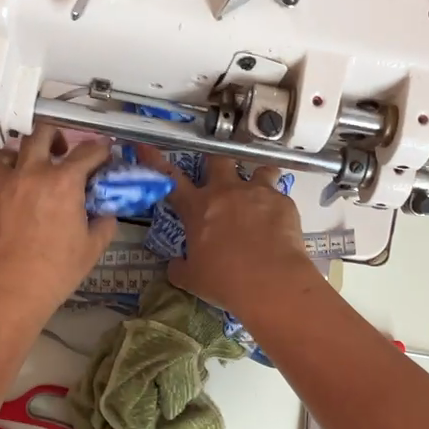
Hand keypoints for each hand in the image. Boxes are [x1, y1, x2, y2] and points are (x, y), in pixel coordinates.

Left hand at [0, 124, 116, 318]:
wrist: (9, 290)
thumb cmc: (56, 271)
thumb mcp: (92, 248)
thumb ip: (103, 223)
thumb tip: (106, 213)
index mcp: (64, 181)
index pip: (87, 151)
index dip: (100, 149)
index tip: (105, 152)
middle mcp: (33, 173)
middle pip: (43, 134)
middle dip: (57, 137)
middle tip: (64, 153)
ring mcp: (6, 183)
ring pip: (12, 150)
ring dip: (26, 153)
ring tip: (34, 169)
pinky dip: (9, 174)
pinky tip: (16, 191)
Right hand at [136, 145, 316, 313]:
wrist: (271, 282)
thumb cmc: (225, 280)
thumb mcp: (192, 279)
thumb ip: (180, 267)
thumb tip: (175, 265)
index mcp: (198, 208)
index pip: (170, 179)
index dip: (156, 161)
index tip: (145, 146)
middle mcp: (226, 192)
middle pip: (218, 160)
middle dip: (216, 163)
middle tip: (220, 174)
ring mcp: (257, 193)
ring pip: (259, 170)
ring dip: (257, 178)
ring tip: (260, 194)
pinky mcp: (283, 202)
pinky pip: (279, 195)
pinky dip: (276, 206)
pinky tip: (279, 224)